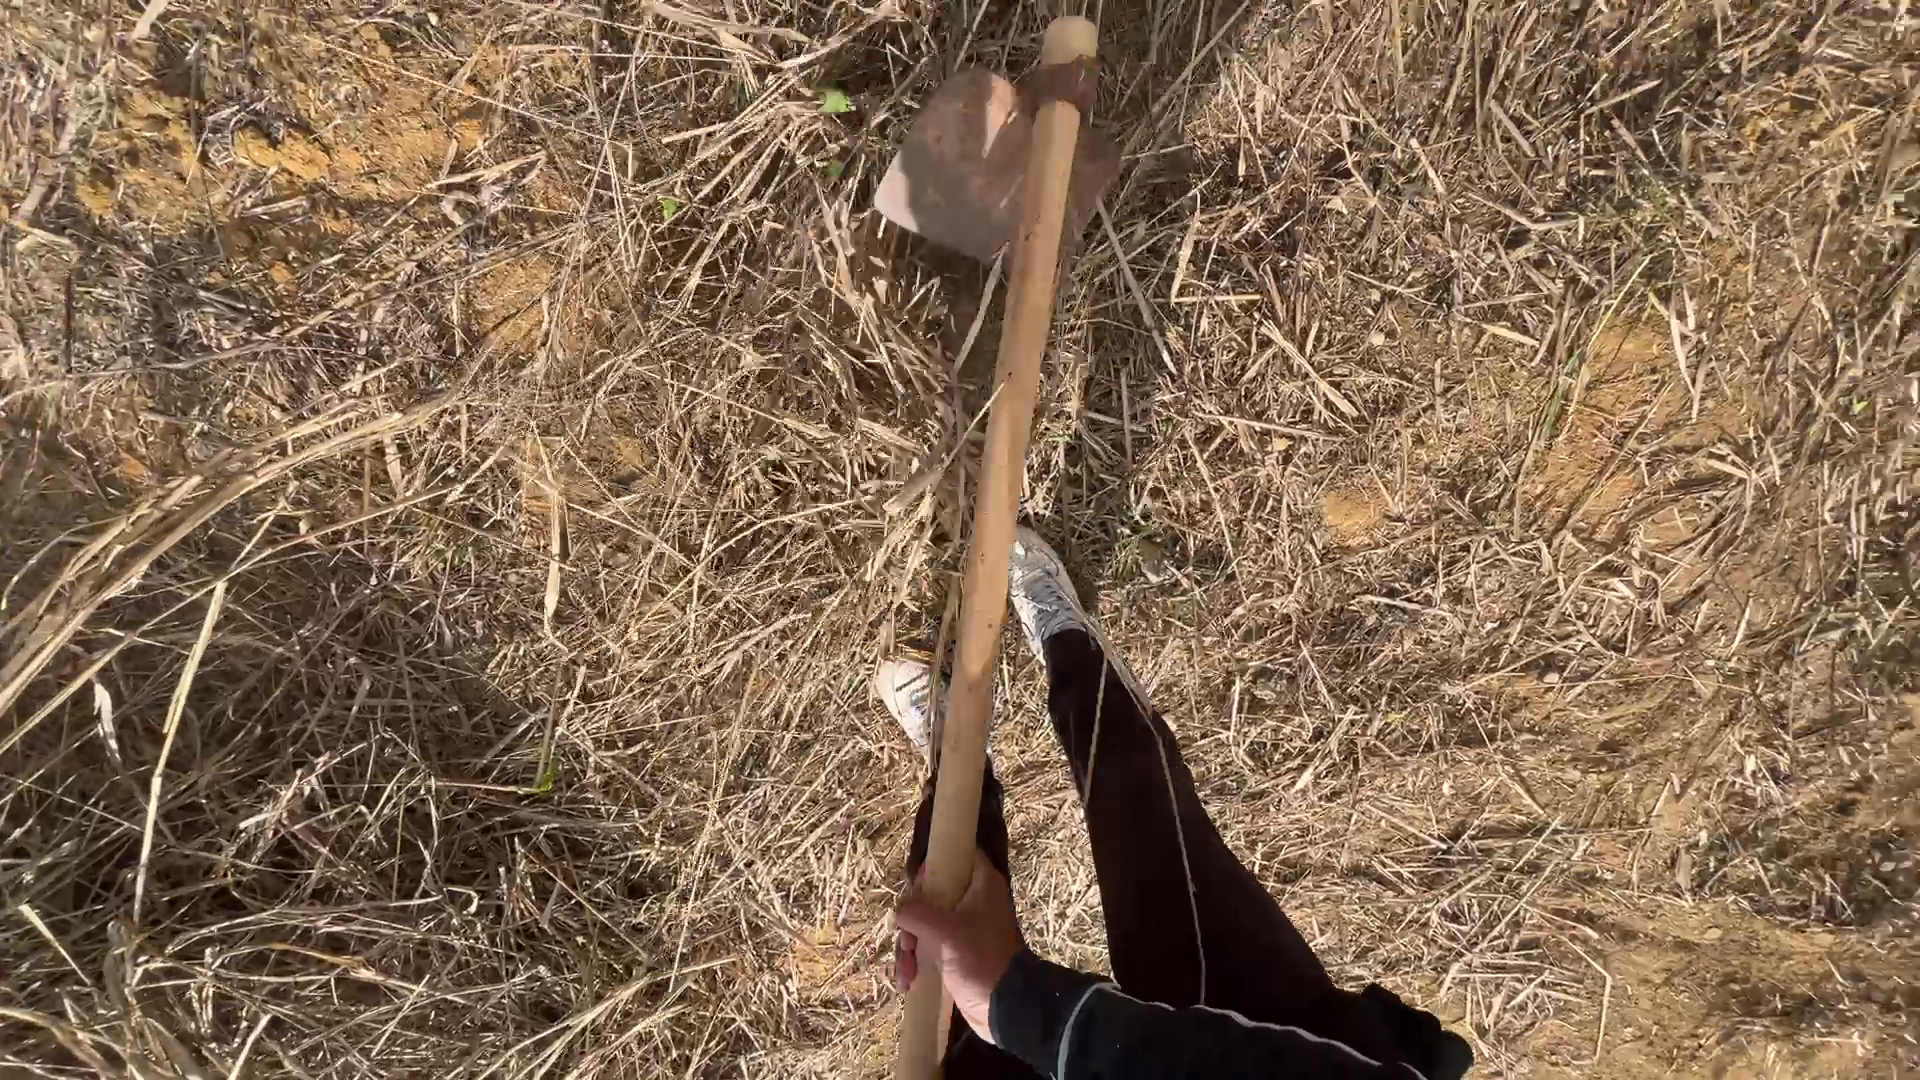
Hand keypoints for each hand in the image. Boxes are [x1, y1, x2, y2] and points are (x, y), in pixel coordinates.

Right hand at [894, 848, 1024, 1042]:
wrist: (1005, 1008)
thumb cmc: (981, 959)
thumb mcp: (946, 932)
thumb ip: (917, 913)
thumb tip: (899, 909)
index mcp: (980, 883)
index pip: (956, 855)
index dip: (935, 864)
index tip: (918, 885)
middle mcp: (973, 900)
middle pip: (932, 893)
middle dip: (912, 919)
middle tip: (908, 940)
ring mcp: (964, 927)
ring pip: (926, 922)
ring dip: (910, 945)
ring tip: (907, 970)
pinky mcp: (956, 952)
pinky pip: (928, 946)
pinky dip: (917, 960)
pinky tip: (908, 981)